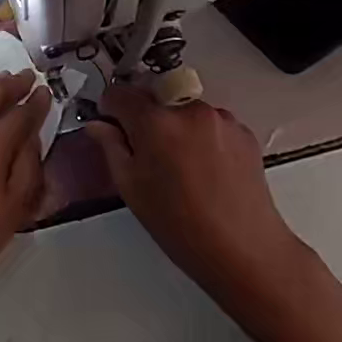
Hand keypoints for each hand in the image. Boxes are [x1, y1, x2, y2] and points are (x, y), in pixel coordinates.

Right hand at [85, 85, 304, 297]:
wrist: (242, 248)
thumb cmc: (179, 224)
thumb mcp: (131, 188)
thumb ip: (111, 148)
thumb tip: (99, 125)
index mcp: (155, 123)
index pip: (121, 93)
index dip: (110, 107)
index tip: (110, 122)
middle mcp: (188, 110)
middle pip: (155, 97)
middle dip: (144, 117)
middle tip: (145, 150)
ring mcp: (220, 118)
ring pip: (184, 109)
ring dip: (175, 125)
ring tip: (180, 165)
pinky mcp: (243, 131)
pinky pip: (211, 123)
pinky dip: (201, 136)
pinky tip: (204, 169)